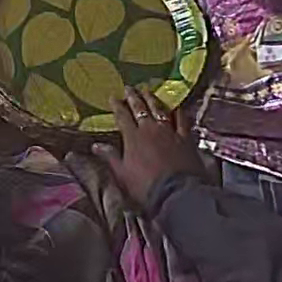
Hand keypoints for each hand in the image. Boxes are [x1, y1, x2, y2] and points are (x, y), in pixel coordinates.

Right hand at [96, 87, 202, 207]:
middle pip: (140, 109)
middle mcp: (150, 129)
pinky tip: (176, 106)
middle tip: (129, 87)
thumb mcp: (122, 174)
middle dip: (133, 97)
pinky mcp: (185, 137)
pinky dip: (178, 111)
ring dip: (152, 99)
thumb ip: (110, 157)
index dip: (117, 106)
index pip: (122, 116)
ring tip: (148, 90)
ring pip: (159, 110)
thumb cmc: (145, 187)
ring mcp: (169, 131)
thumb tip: (95, 145)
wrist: (176, 194)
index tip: (113, 97)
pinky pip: (182, 120)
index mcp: (132, 137)